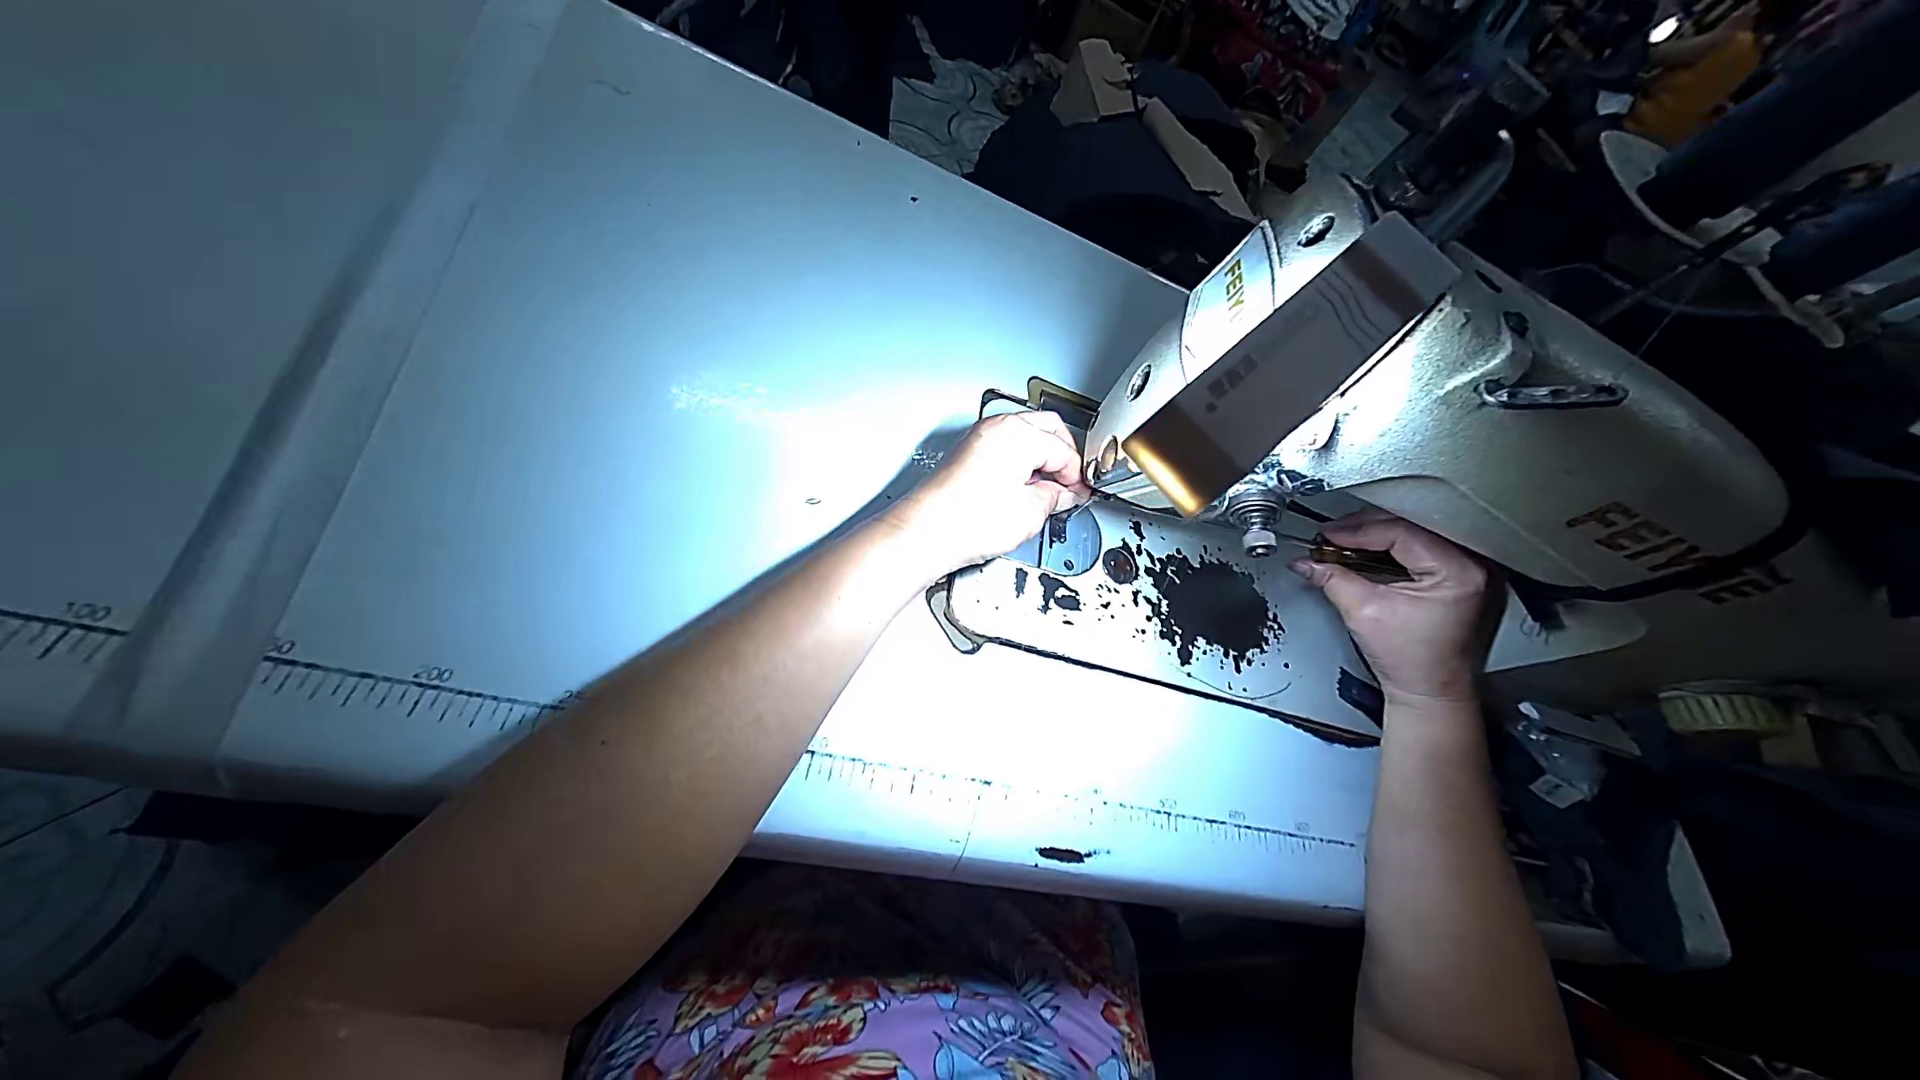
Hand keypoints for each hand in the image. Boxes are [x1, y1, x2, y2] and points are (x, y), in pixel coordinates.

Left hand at [885, 412, 1091, 575]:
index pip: (1064, 448)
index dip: (1078, 475)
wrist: (923, 534)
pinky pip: (1003, 448)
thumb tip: (1063, 494)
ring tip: (1045, 492)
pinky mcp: (966, 454)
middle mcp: (996, 428)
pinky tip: (1020, 490)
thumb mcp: (1030, 512)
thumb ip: (1056, 497)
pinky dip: (1019, 462)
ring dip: (1040, 458)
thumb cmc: (964, 521)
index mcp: (1018, 434)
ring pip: (1024, 436)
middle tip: (1069, 486)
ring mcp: (978, 438)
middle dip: (1062, 457)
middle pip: (1047, 430)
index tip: (1081, 492)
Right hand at [1288, 510, 1492, 704]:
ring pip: (1416, 532)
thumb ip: (1333, 578)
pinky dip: (1392, 546)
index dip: (1357, 531)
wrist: (1430, 689)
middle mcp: (1474, 565)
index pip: (1400, 532)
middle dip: (1364, 528)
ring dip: (1377, 534)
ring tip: (1345, 541)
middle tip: (1331, 535)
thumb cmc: (1412, 661)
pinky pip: (1422, 546)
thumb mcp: (1363, 612)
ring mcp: (1470, 569)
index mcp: (1458, 572)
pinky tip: (1367, 550)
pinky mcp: (1461, 575)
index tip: (1328, 536)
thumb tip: (1307, 561)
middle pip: (1410, 526)